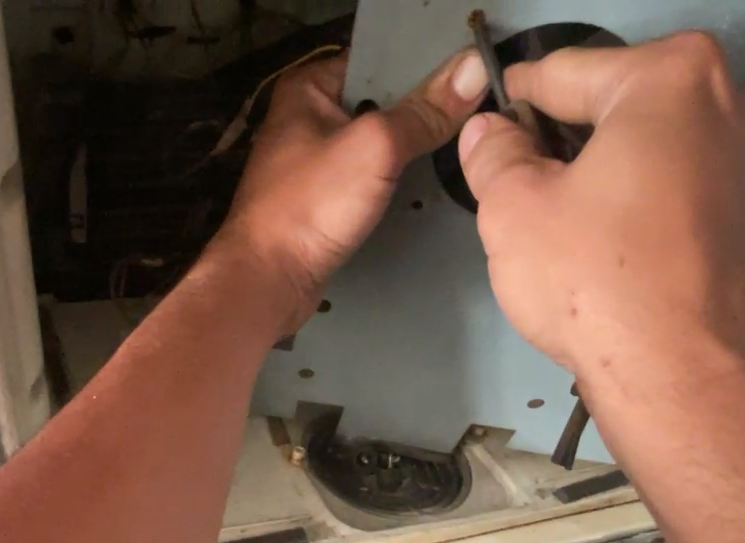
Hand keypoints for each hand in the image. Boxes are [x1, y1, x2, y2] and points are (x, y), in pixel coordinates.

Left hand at [215, 49, 488, 330]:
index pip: (378, 60)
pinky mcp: (319, 204)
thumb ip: (423, 111)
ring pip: (373, 147)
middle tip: (469, 119)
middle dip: (418, 114)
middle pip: (379, 104)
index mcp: (308, 88)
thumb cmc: (311, 206)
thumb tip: (475, 69)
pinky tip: (418, 187)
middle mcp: (305, 120)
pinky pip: (364, 181)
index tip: (467, 80)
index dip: (422, 68)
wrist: (269, 281)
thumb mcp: (375, 147)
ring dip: (406, 153)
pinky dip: (388, 184)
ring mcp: (311, 166)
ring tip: (453, 150)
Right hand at [458, 33, 744, 397]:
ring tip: (558, 222)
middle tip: (517, 185)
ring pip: (648, 148)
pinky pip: (674, 189)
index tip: (487, 120)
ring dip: (599, 172)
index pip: (566, 72)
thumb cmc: (592, 279)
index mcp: (669, 77)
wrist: (674, 369)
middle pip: (615, 106)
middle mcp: (726, 101)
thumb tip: (487, 133)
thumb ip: (492, 156)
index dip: (513, 99)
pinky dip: (635, 204)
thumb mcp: (512, 210)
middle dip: (560, 139)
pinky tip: (604, 248)